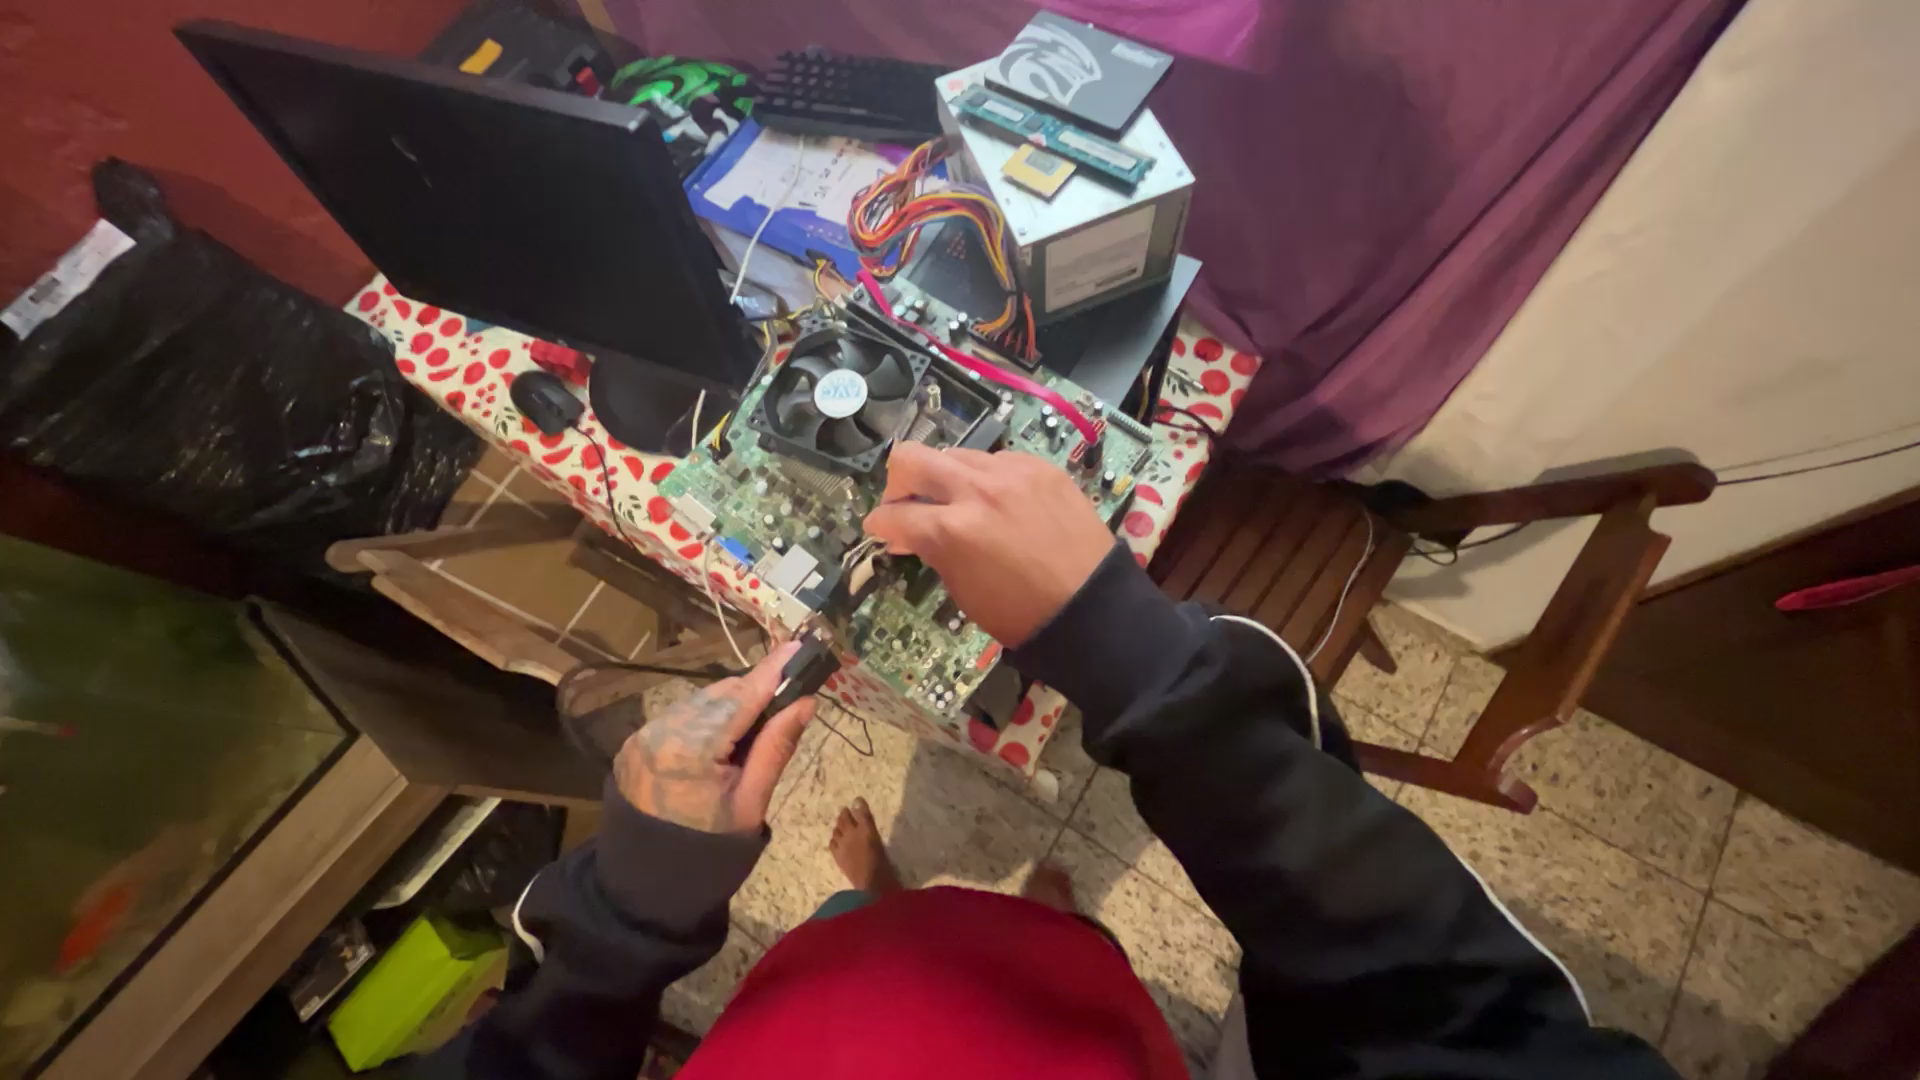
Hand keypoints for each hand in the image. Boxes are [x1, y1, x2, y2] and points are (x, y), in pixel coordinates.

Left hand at [613, 642, 815, 833]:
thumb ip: (776, 746)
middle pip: (722, 695)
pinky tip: (726, 736)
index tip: (799, 646)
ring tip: (758, 723)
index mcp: (692, 747)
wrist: (649, 886)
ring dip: (733, 704)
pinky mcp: (638, 742)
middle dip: (756, 690)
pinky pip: (684, 716)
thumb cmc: (711, 850)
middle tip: (790, 693)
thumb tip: (806, 702)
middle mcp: (662, 730)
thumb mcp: (752, 801)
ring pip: (702, 702)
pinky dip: (710, 718)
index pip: (742, 697)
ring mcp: (645, 734)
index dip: (773, 670)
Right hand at [863, 443, 1113, 645]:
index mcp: (952, 529)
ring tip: (957, 502)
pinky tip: (998, 501)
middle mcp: (977, 489)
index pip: (894, 513)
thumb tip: (909, 532)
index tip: (879, 527)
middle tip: (907, 503)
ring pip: (957, 454)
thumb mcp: (963, 590)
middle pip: (912, 457)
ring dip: (945, 477)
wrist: (1092, 608)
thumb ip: (932, 550)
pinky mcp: (1041, 468)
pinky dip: (986, 478)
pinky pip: (998, 460)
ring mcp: (1012, 472)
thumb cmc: (1020, 614)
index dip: (879, 523)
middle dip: (898, 481)